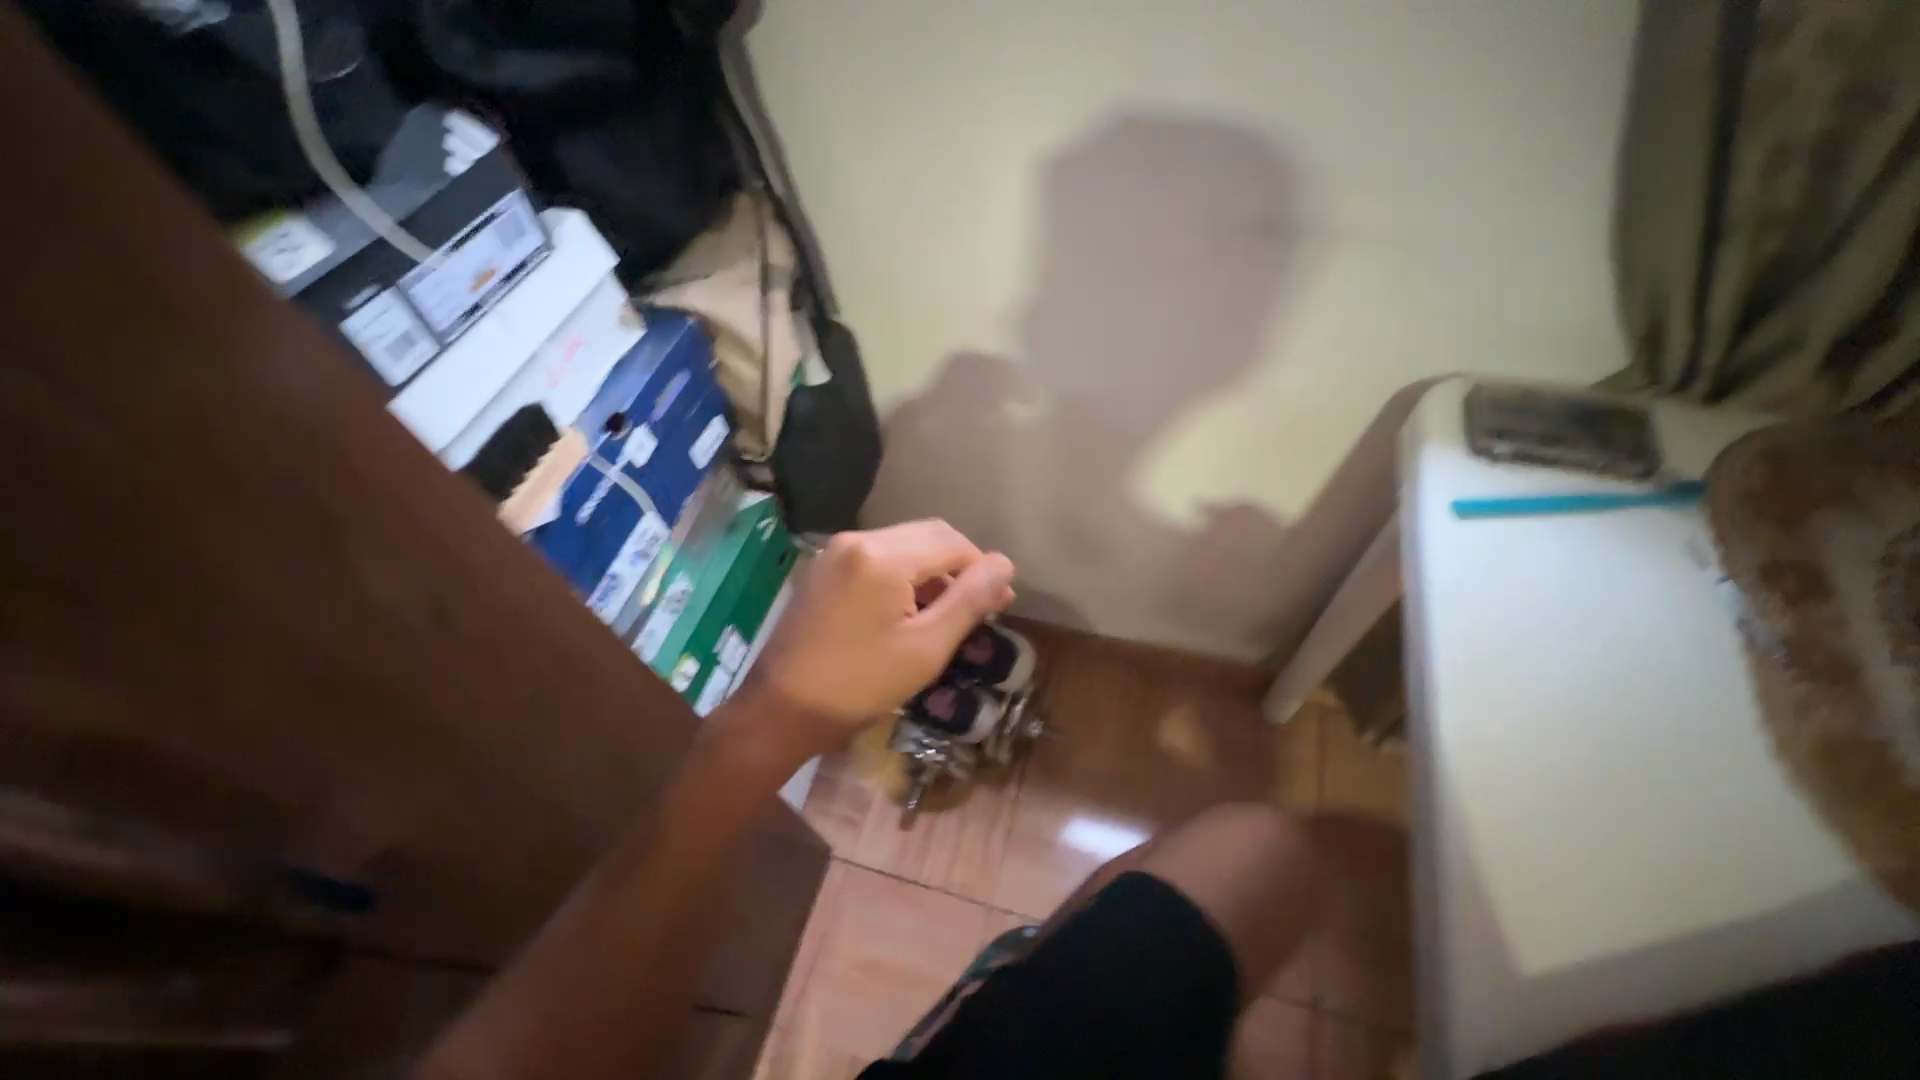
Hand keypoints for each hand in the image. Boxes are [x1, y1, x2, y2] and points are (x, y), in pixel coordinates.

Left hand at [733, 520, 1014, 754]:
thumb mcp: (926, 648)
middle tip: (980, 609)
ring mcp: (835, 552)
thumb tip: (1005, 564)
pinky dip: (903, 576)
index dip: (983, 570)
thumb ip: (969, 600)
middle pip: (929, 536)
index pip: (954, 543)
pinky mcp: (824, 569)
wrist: (780, 709)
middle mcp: (858, 539)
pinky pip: (877, 558)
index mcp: (883, 556)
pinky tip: (910, 611)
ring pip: (904, 545)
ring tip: (947, 615)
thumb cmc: (860, 684)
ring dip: (932, 572)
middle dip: (960, 567)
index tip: (1000, 606)